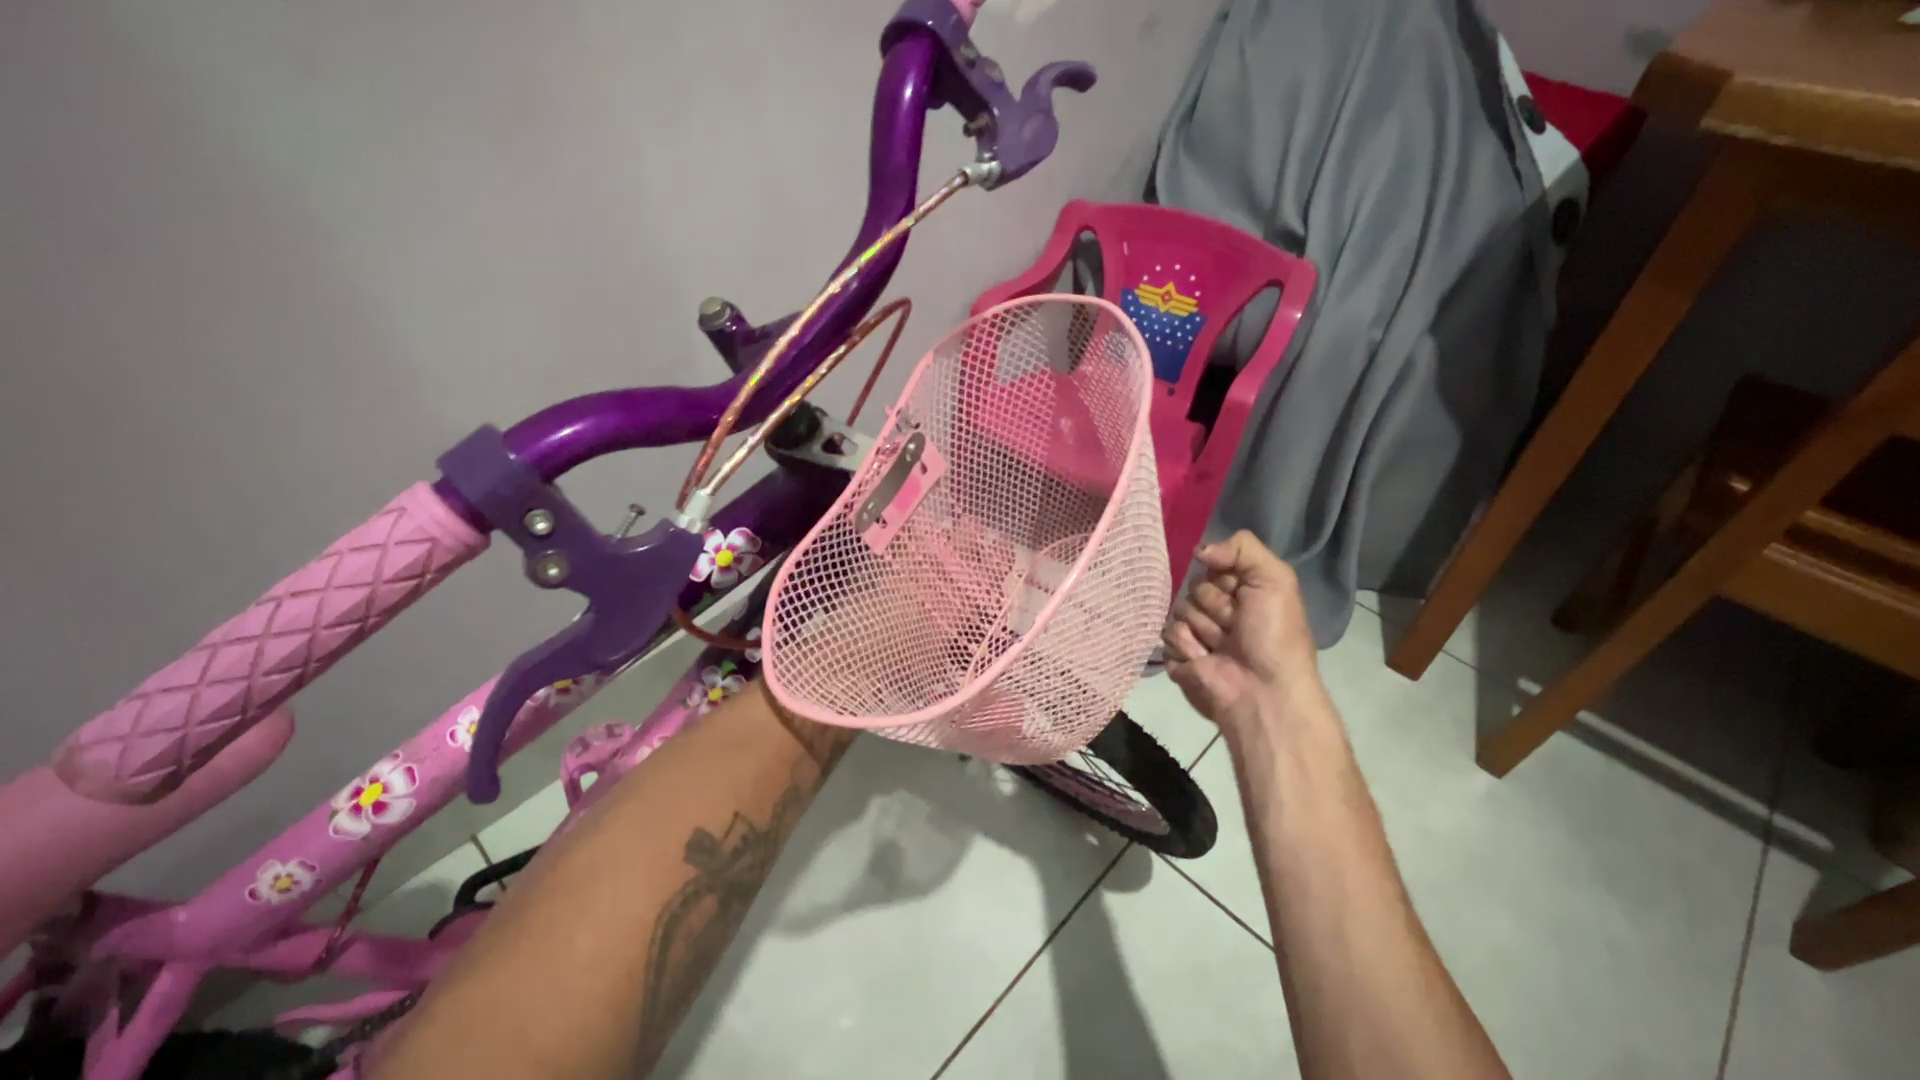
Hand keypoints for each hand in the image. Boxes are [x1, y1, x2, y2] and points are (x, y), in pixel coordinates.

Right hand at [1162, 531, 1322, 732]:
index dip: (1224, 578)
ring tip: (1222, 648)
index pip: (1212, 564)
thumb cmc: (1276, 635)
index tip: (1241, 594)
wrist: (1264, 691)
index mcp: (1241, 589)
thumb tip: (1199, 549)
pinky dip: (1188, 648)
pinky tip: (1206, 661)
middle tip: (1235, 627)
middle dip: (1214, 606)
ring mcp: (1196, 633)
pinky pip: (1167, 637)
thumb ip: (1242, 547)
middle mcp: (1217, 608)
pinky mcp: (1179, 656)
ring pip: (1178, 611)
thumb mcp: (1276, 579)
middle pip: (1193, 587)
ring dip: (1202, 629)